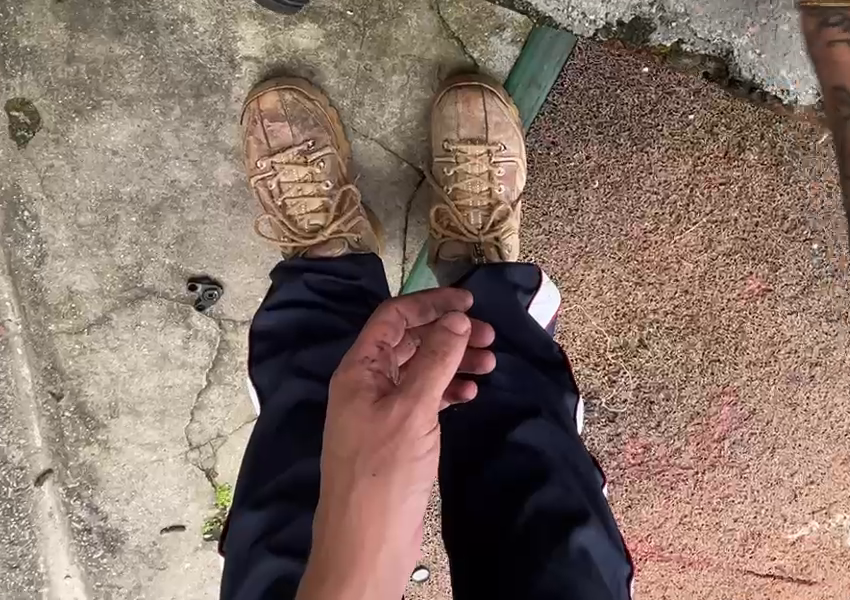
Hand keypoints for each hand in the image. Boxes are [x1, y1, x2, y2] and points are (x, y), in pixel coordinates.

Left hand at [297, 288, 497, 599]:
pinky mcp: (397, 434)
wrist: (365, 546)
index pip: (394, 317)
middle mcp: (367, 383)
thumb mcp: (412, 409)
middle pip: (411, 341)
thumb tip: (458, 318)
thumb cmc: (384, 472)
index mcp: (359, 368)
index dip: (431, 304)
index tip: (469, 303)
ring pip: (421, 369)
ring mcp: (381, 409)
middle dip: (449, 334)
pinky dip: (448, 390)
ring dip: (454, 361)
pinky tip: (471, 393)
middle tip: (490, 337)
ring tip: (490, 363)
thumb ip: (436, 359)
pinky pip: (424, 397)